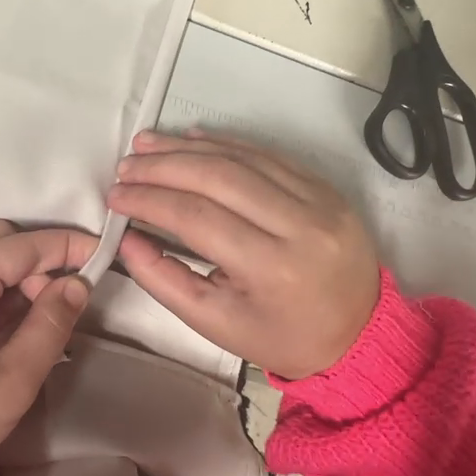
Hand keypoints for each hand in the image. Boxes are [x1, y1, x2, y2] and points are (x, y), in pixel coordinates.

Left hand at [0, 222, 95, 475]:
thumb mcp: (11, 380)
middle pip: (0, 240)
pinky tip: (30, 323)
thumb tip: (80, 283)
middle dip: (44, 257)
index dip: (67, 245)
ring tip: (57, 314)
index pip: (20, 244)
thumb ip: (49, 325)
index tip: (109, 256)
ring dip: (26, 277)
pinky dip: (7, 295)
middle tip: (75, 294)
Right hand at [108, 130, 379, 376]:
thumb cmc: (282, 336)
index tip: (115, 197)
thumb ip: (165, 281)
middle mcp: (300, 225)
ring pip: (242, 158)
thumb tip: (126, 239)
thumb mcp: (217, 324)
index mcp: (273, 268)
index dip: (149, 200)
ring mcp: (319, 200)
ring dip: (188, 147)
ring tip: (146, 144)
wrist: (360, 334)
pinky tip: (191, 138)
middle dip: (163, 167)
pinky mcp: (325, 187)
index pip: (197, 217)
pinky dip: (225, 143)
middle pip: (218, 178)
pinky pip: (268, 154)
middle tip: (125, 166)